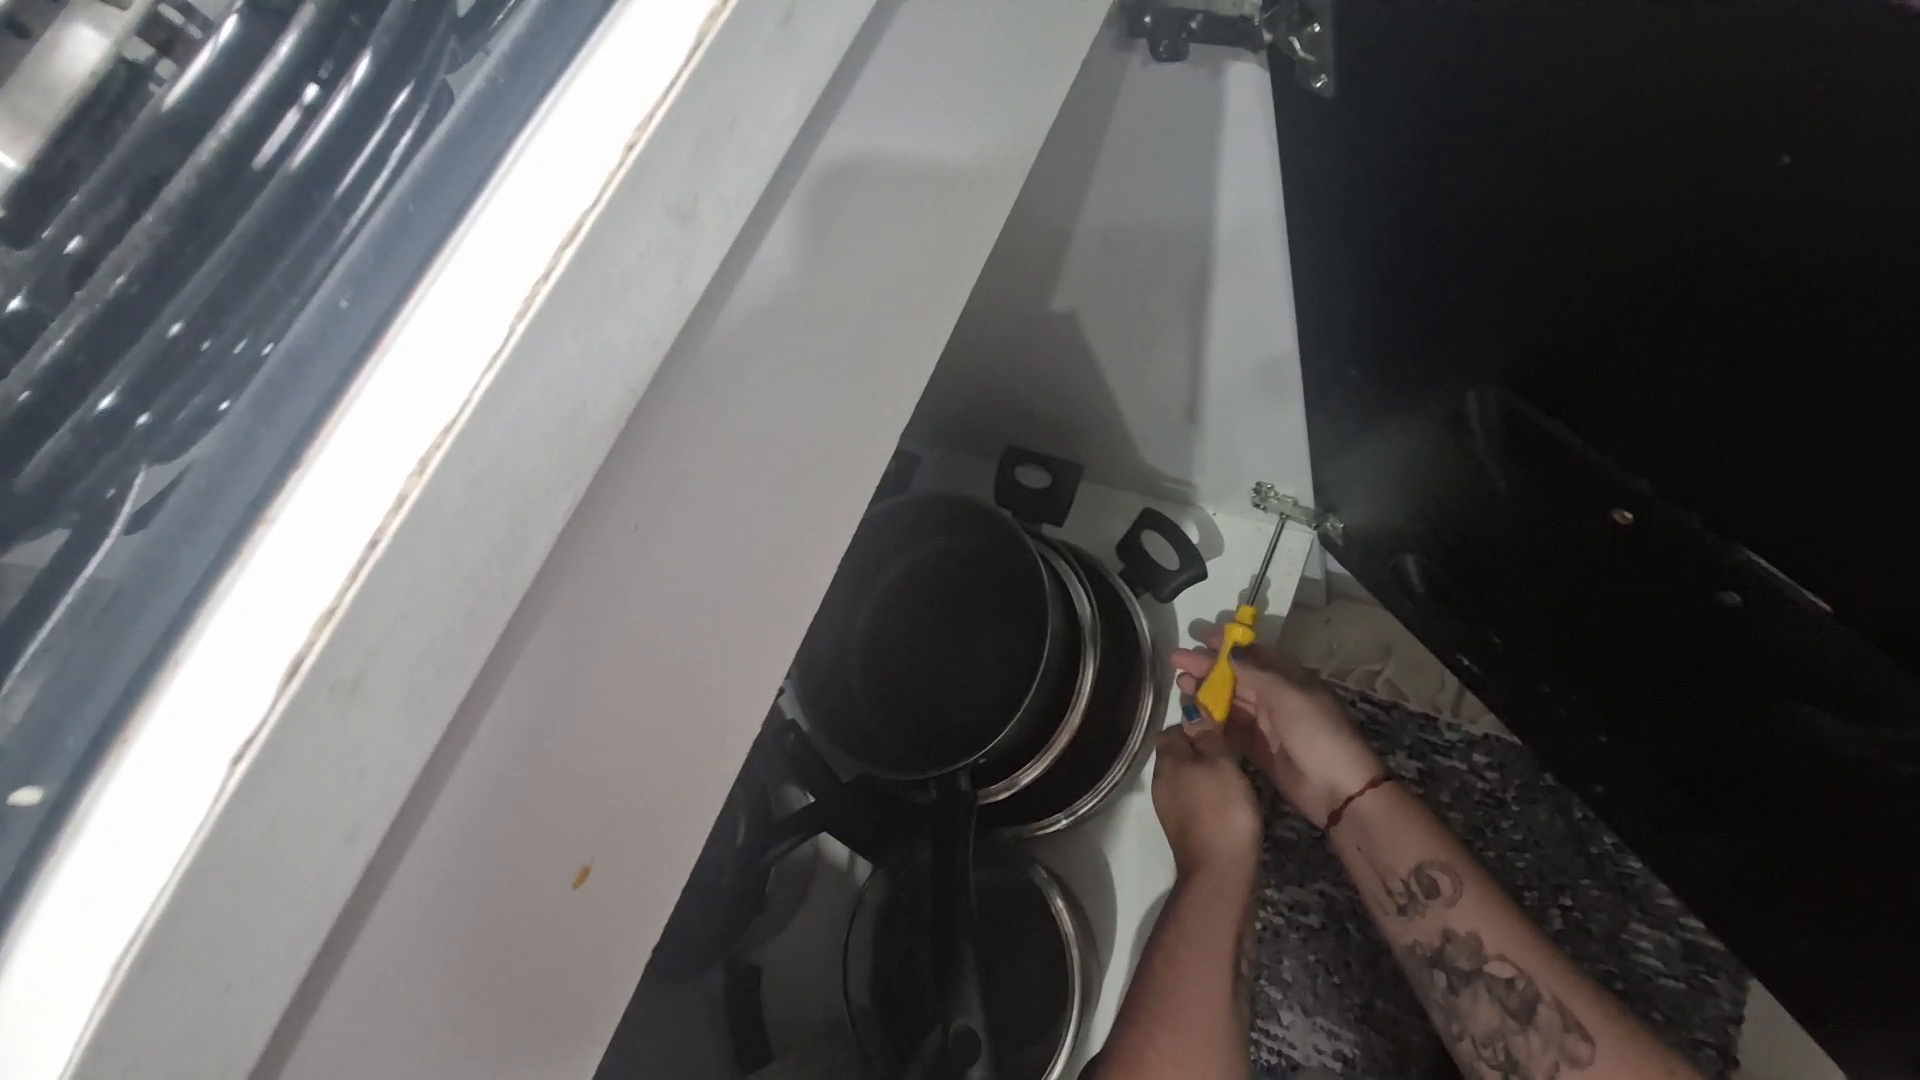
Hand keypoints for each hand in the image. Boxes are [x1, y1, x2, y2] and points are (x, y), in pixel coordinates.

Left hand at [1150, 723, 1261, 883]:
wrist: (1218, 872)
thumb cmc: (1221, 811)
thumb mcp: (1220, 765)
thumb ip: (1207, 737)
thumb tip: (1192, 710)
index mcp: (1166, 762)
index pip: (1171, 730)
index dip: (1194, 723)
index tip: (1220, 725)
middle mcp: (1160, 781)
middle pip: (1177, 752)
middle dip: (1201, 747)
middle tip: (1232, 747)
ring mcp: (1169, 806)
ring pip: (1185, 775)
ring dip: (1205, 770)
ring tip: (1235, 771)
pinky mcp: (1183, 825)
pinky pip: (1192, 796)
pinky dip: (1207, 791)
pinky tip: (1228, 797)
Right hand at [1172, 633, 1384, 827]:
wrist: (1338, 791)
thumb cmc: (1318, 734)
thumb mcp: (1290, 697)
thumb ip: (1257, 673)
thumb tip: (1230, 651)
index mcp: (1290, 680)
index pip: (1255, 655)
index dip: (1229, 646)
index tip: (1202, 638)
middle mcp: (1276, 698)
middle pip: (1237, 677)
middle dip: (1208, 667)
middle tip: (1177, 660)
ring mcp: (1265, 724)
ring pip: (1229, 701)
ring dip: (1205, 692)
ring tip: (1180, 684)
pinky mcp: (1256, 748)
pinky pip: (1229, 728)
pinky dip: (1210, 719)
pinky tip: (1191, 712)